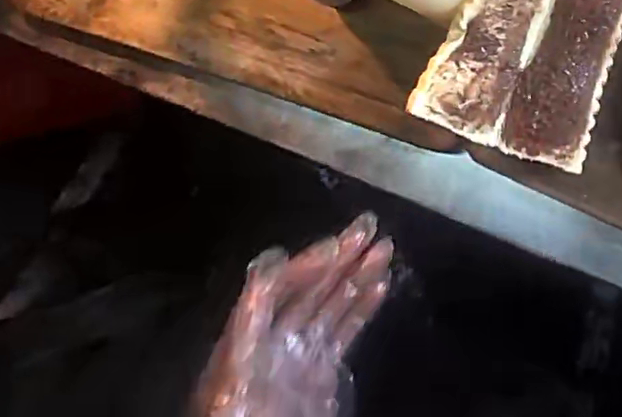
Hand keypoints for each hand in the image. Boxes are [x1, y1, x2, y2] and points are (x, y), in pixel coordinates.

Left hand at [193, 213, 393, 416]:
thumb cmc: (241, 414)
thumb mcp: (236, 369)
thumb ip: (253, 314)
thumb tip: (268, 261)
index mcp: (247, 336)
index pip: (278, 284)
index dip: (307, 263)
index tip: (338, 245)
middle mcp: (273, 340)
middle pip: (309, 288)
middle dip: (340, 256)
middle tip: (369, 224)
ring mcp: (298, 357)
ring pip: (332, 305)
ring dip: (359, 274)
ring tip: (385, 247)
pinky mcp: (319, 377)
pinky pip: (343, 333)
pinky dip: (363, 308)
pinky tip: (382, 284)